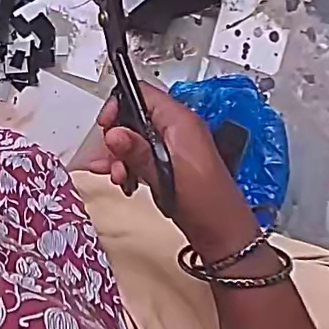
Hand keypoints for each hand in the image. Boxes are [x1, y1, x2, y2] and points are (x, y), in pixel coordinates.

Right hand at [84, 83, 263, 258]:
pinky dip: (128, 164)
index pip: (142, 93)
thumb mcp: (165, 175)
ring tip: (119, 175)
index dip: (118, 105)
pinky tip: (125, 179)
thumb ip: (138, 152)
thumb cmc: (207, 205)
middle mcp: (177, 129)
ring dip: (119, 155)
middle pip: (133, 116)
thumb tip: (114, 133)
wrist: (222, 236)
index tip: (106, 126)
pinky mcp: (169, 162)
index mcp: (181, 122)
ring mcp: (173, 145)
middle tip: (112, 157)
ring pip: (133, 137)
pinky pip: (140, 153)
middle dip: (116, 137)